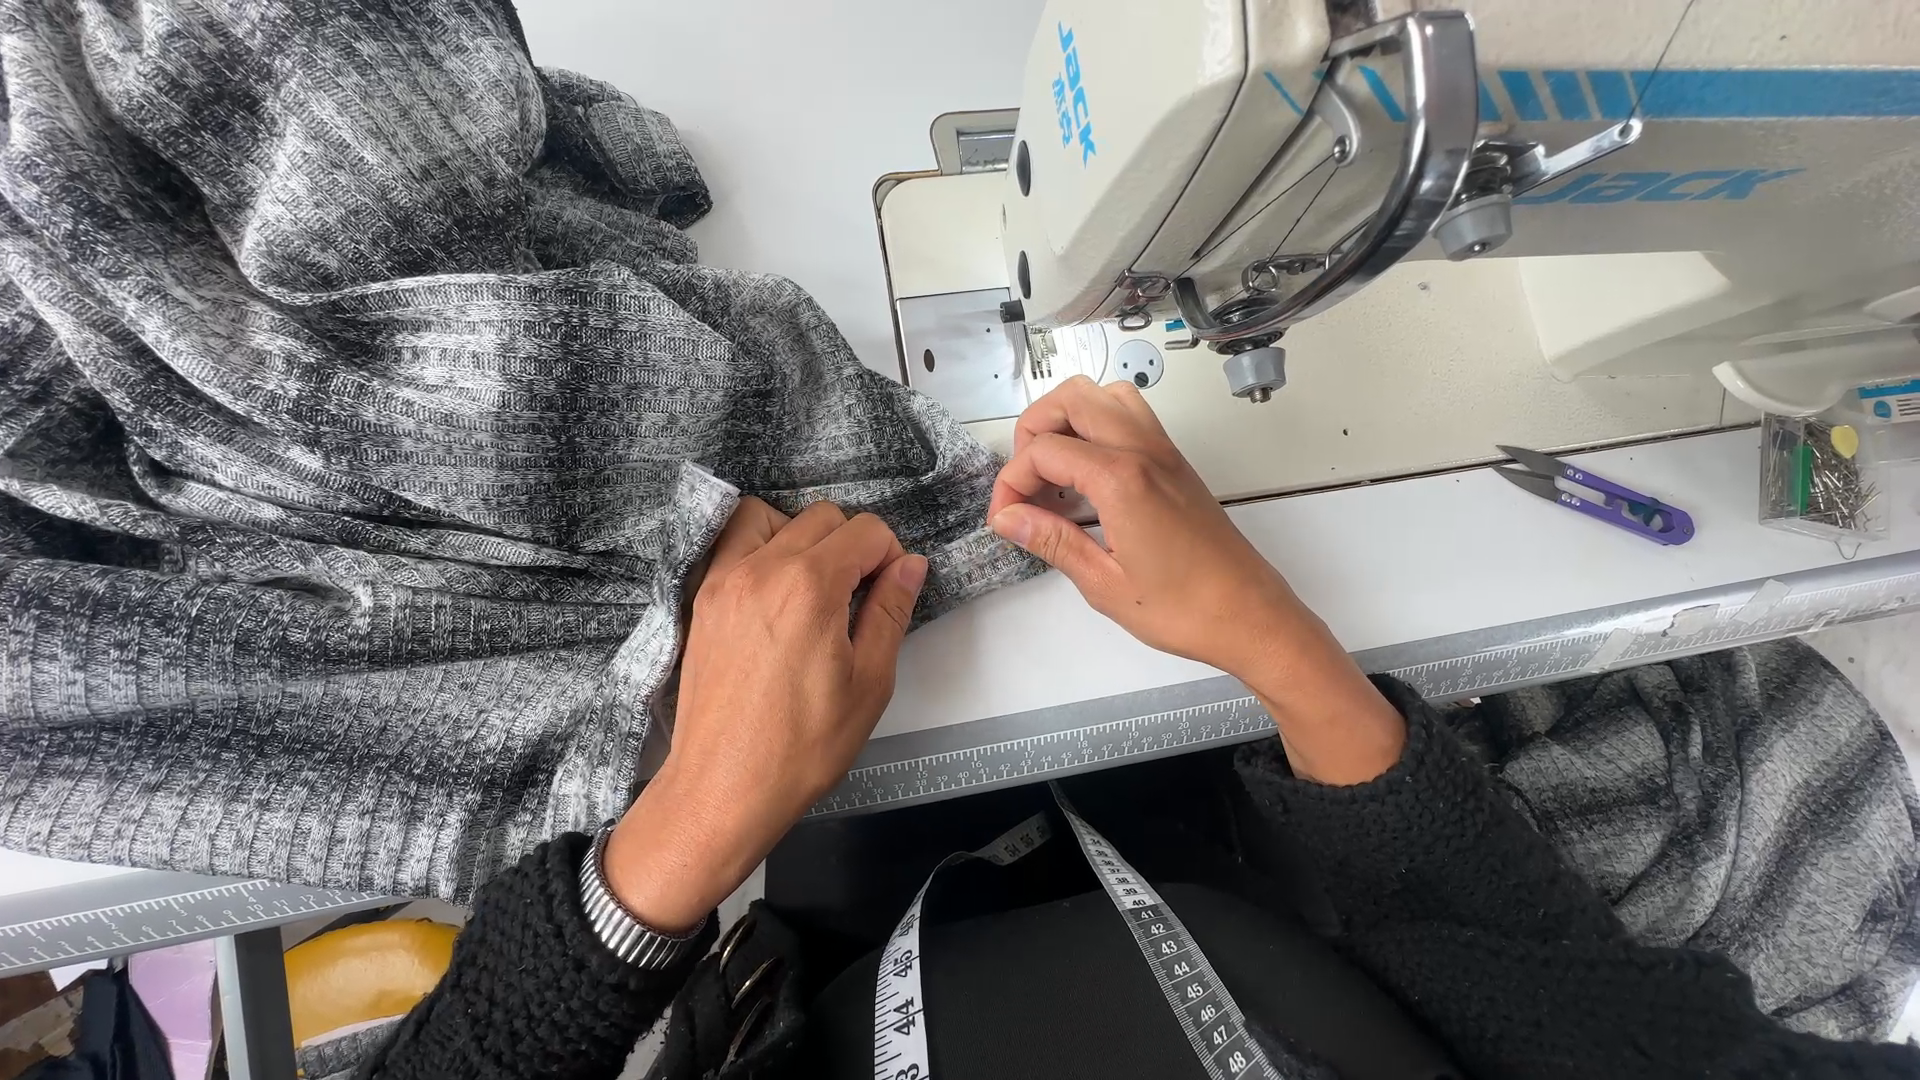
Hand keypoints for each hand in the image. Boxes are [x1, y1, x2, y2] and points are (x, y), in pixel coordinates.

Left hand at [604, 498, 927, 930]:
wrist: (724, 787)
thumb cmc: (804, 744)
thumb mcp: (870, 681)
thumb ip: (890, 610)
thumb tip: (910, 565)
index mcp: (811, 586)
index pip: (866, 531)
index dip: (890, 556)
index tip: (889, 592)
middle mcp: (762, 567)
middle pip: (823, 517)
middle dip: (852, 544)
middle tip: (858, 595)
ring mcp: (724, 579)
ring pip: (771, 516)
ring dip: (801, 535)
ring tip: (812, 585)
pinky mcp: (701, 598)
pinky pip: (730, 541)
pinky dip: (758, 544)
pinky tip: (773, 590)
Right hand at [985, 376, 1306, 677]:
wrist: (1250, 617)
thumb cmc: (1187, 608)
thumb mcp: (1104, 583)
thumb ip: (1051, 540)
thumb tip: (1009, 518)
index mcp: (1122, 479)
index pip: (1043, 451)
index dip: (1011, 482)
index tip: (1006, 517)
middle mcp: (1144, 451)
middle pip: (1070, 399)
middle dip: (1032, 432)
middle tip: (1025, 483)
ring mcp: (1163, 452)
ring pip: (1104, 396)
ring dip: (1068, 420)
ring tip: (1053, 472)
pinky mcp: (1175, 463)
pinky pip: (1130, 416)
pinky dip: (1098, 427)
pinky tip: (1088, 477)